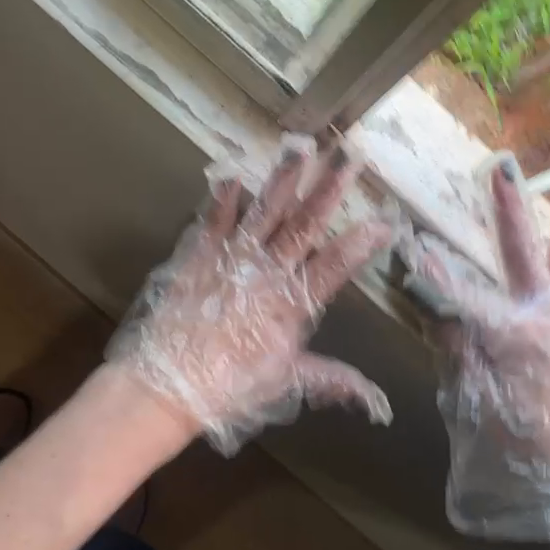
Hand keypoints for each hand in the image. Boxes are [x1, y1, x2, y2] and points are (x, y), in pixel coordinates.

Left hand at [107, 136, 393, 454]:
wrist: (166, 385)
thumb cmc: (229, 387)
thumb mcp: (286, 384)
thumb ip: (332, 380)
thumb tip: (378, 402)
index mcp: (292, 304)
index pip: (334, 267)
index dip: (360, 243)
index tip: (383, 220)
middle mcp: (267, 273)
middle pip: (304, 225)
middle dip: (328, 190)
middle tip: (348, 157)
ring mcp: (232, 258)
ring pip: (264, 212)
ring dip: (284, 180)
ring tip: (300, 148)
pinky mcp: (199, 254)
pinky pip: (214, 219)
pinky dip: (223, 197)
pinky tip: (233, 174)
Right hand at [406, 155, 549, 541]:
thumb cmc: (526, 454)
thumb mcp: (474, 408)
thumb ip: (456, 351)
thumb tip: (433, 305)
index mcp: (507, 335)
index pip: (453, 292)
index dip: (428, 266)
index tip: (407, 239)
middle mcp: (547, 314)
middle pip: (523, 250)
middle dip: (508, 206)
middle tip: (502, 167)